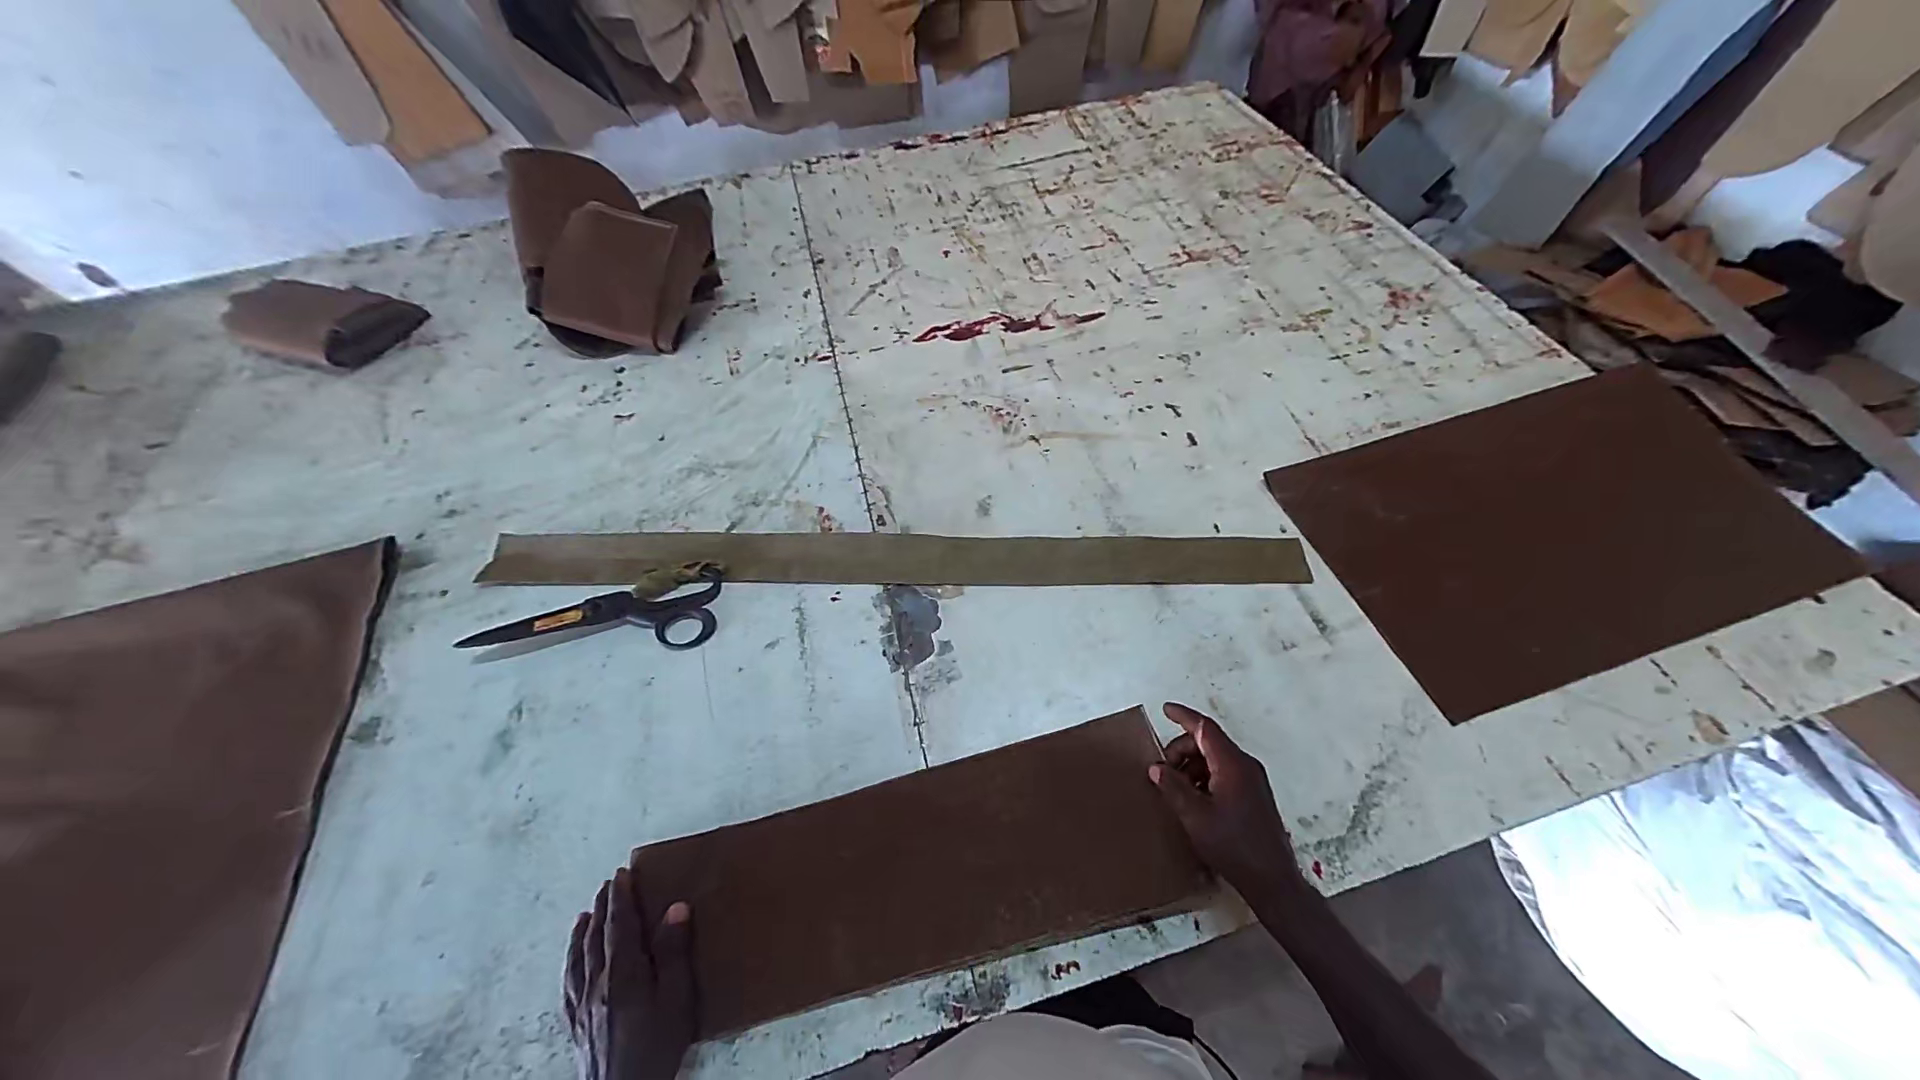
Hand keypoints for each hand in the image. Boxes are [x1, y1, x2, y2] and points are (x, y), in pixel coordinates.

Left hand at [564, 865, 695, 1079]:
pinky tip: (572, 962)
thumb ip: (675, 952)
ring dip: (582, 932)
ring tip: (583, 914)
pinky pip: (569, 986)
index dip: (621, 898)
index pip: (621, 925)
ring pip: (578, 960)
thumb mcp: (678, 998)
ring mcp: (583, 1007)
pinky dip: (570, 964)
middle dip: (602, 909)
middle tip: (607, 885)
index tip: (622, 873)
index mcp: (624, 972)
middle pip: (596, 938)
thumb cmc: (658, 1044)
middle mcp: (597, 984)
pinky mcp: (576, 1027)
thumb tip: (675, 908)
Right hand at [1149, 702, 1305, 898]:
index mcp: (1233, 764)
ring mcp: (1253, 780)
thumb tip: (1157, 768)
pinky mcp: (1254, 795)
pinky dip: (1204, 777)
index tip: (1165, 709)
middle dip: (1181, 750)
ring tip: (1176, 788)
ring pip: (1215, 758)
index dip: (1183, 717)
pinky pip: (1224, 772)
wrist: (1272, 880)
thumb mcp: (1194, 816)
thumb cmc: (1233, 846)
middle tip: (1163, 770)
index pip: (1204, 729)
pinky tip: (1193, 798)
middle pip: (1208, 742)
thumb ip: (1173, 787)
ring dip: (1192, 765)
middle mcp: (1246, 766)